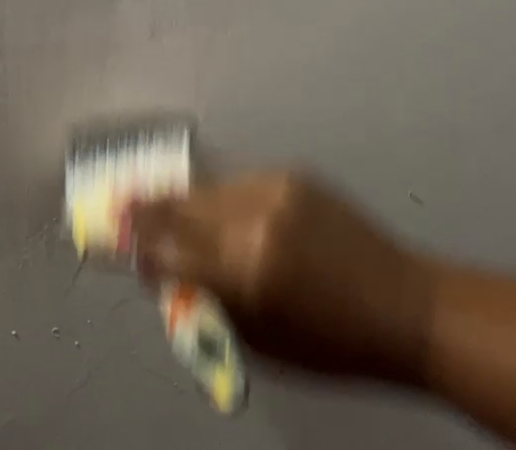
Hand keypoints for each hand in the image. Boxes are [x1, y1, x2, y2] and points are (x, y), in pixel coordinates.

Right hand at [130, 171, 435, 385]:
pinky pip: (238, 183)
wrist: (408, 306)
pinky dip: (221, 198)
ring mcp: (274, 190)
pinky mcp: (292, 175)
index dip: (133, 243)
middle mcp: (253, 219)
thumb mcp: (259, 340)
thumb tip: (161, 268)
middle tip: (119, 203)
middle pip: (178, 206)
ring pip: (205, 188)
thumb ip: (205, 299)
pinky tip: (219, 210)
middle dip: (144, 208)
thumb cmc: (333, 342)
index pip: (167, 250)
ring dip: (182, 200)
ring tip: (160, 202)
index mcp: (244, 268)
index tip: (107, 235)